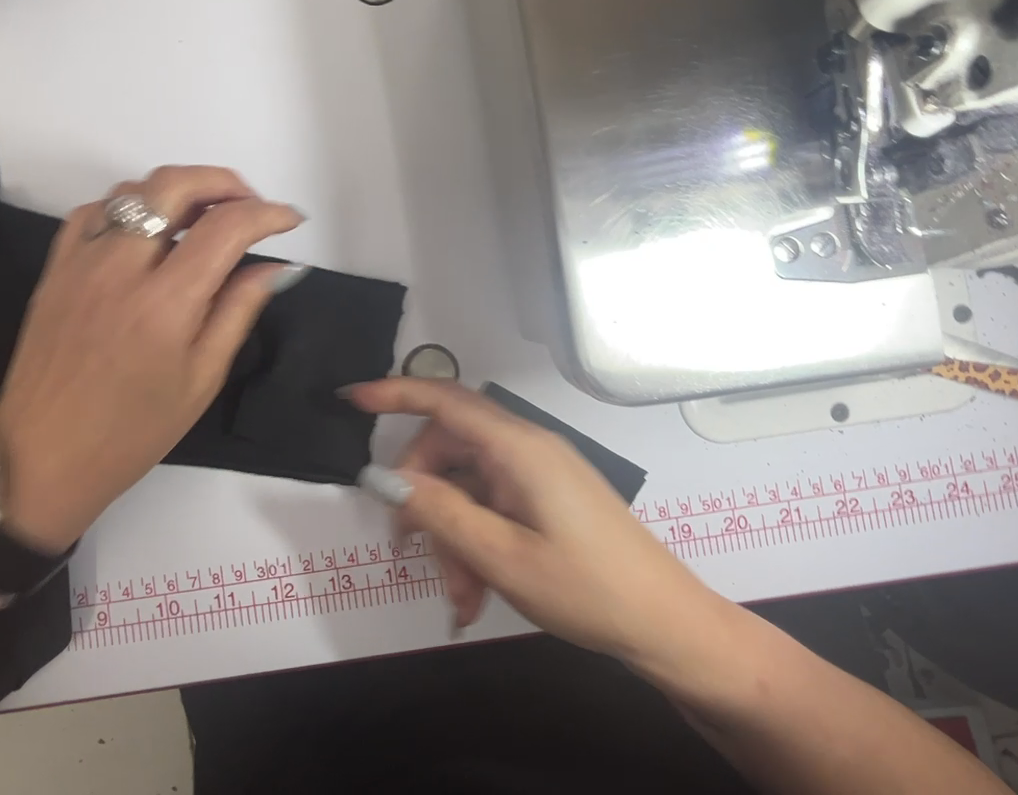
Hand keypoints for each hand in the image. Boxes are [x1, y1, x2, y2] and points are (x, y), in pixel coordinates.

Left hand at [0, 166, 305, 550]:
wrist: (41, 457)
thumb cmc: (133, 431)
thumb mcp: (201, 379)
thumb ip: (238, 311)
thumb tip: (274, 265)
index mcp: (165, 303)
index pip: (226, 227)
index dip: (267, 214)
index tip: (288, 220)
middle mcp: (120, 267)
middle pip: (175, 184)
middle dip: (225, 182)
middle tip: (250, 206)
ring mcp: (81, 262)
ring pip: (133, 190)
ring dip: (178, 192)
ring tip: (203, 220)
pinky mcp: (56, 268)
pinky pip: (93, 212)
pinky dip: (130, 207)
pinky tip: (147, 233)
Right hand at [346, 379, 732, 680]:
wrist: (665, 624)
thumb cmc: (588, 589)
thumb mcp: (501, 557)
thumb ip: (439, 512)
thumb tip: (385, 479)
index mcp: (519, 449)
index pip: (445, 400)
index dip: (394, 393)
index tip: (352, 401)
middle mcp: (527, 450)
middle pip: (449, 453)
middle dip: (424, 503)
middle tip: (409, 555)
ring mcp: (538, 474)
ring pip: (467, 488)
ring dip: (451, 538)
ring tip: (460, 598)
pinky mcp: (546, 498)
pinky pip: (491, 506)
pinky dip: (475, 542)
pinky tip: (477, 593)